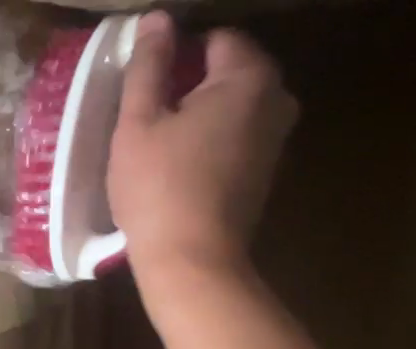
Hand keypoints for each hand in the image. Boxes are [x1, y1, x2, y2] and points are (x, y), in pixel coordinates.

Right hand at [108, 12, 298, 275]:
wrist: (191, 257)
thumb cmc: (157, 188)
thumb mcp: (138, 125)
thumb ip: (148, 69)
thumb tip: (155, 20)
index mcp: (249, 77)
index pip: (215, 39)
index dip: (176, 58)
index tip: (144, 90)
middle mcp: (277, 97)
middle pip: (229, 73)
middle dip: (190, 87)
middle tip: (146, 122)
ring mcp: (277, 136)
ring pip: (233, 108)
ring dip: (200, 118)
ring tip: (159, 148)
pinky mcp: (266, 170)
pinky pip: (236, 138)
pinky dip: (210, 144)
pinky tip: (178, 171)